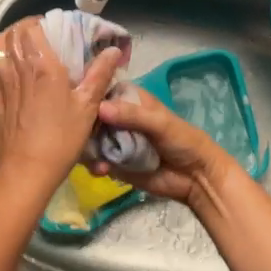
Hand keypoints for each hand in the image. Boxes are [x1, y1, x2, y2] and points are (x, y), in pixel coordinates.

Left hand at [0, 18, 120, 193]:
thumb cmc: (62, 138)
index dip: (37, 22)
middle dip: (22, 28)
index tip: (49, 25)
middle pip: (11, 36)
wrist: (28, 171)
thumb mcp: (88, 107)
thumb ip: (99, 75)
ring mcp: (1, 85)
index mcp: (43, 66)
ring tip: (15, 41)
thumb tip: (113, 50)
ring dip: (4, 39)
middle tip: (36, 32)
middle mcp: (18, 70)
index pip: (31, 29)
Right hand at [90, 86, 234, 206]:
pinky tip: (101, 170)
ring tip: (92, 157)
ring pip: (90, 139)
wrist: (196, 178)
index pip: (101, 91)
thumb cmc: (183, 140)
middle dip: (84, 127)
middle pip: (91, 117)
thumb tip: (101, 109)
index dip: (87, 96)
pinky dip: (95, 165)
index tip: (75, 103)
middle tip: (81, 136)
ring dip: (88, 148)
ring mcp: (114, 141)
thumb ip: (132, 115)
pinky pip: (96, 161)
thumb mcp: (160, 123)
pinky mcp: (114, 163)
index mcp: (129, 100)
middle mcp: (117, 118)